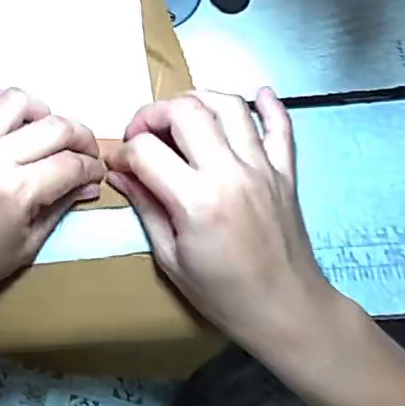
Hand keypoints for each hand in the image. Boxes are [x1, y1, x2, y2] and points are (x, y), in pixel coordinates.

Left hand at [0, 87, 104, 322]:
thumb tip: (89, 185)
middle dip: (81, 136)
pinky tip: (3, 115)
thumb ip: (59, 207)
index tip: (95, 174)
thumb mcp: (26, 246)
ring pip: (15, 100)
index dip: (92, 168)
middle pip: (54, 126)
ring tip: (45, 131)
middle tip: (84, 152)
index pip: (71, 164)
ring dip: (41, 111)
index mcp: (17, 190)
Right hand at [106, 88, 349, 357]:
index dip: (123, 152)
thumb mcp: (169, 258)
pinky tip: (257, 94)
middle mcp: (230, 173)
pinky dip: (269, 105)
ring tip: (180, 117)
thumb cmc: (222, 294)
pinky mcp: (285, 171)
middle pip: (186, 111)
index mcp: (196, 201)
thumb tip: (118, 172)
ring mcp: (262, 168)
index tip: (119, 164)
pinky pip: (281, 126)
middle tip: (142, 133)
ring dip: (197, 100)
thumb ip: (145, 206)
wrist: (286, 311)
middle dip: (153, 113)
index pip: (146, 150)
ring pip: (229, 105)